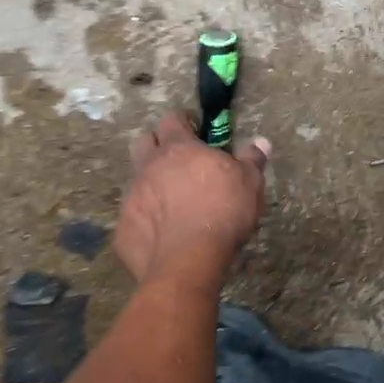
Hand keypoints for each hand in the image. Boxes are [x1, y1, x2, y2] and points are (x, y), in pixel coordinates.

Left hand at [115, 111, 271, 285]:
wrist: (188, 262)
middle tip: (179, 160)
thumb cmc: (223, 212)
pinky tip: (163, 233)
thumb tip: (261, 142)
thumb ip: (252, 159)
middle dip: (157, 145)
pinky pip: (133, 215)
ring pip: (136, 179)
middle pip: (143, 142)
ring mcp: (131, 199)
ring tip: (173, 200)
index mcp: (179, 149)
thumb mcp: (250, 182)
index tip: (195, 130)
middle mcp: (149, 167)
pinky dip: (146, 218)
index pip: (171, 120)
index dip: (182, 121)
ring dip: (151, 183)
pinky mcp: (123, 230)